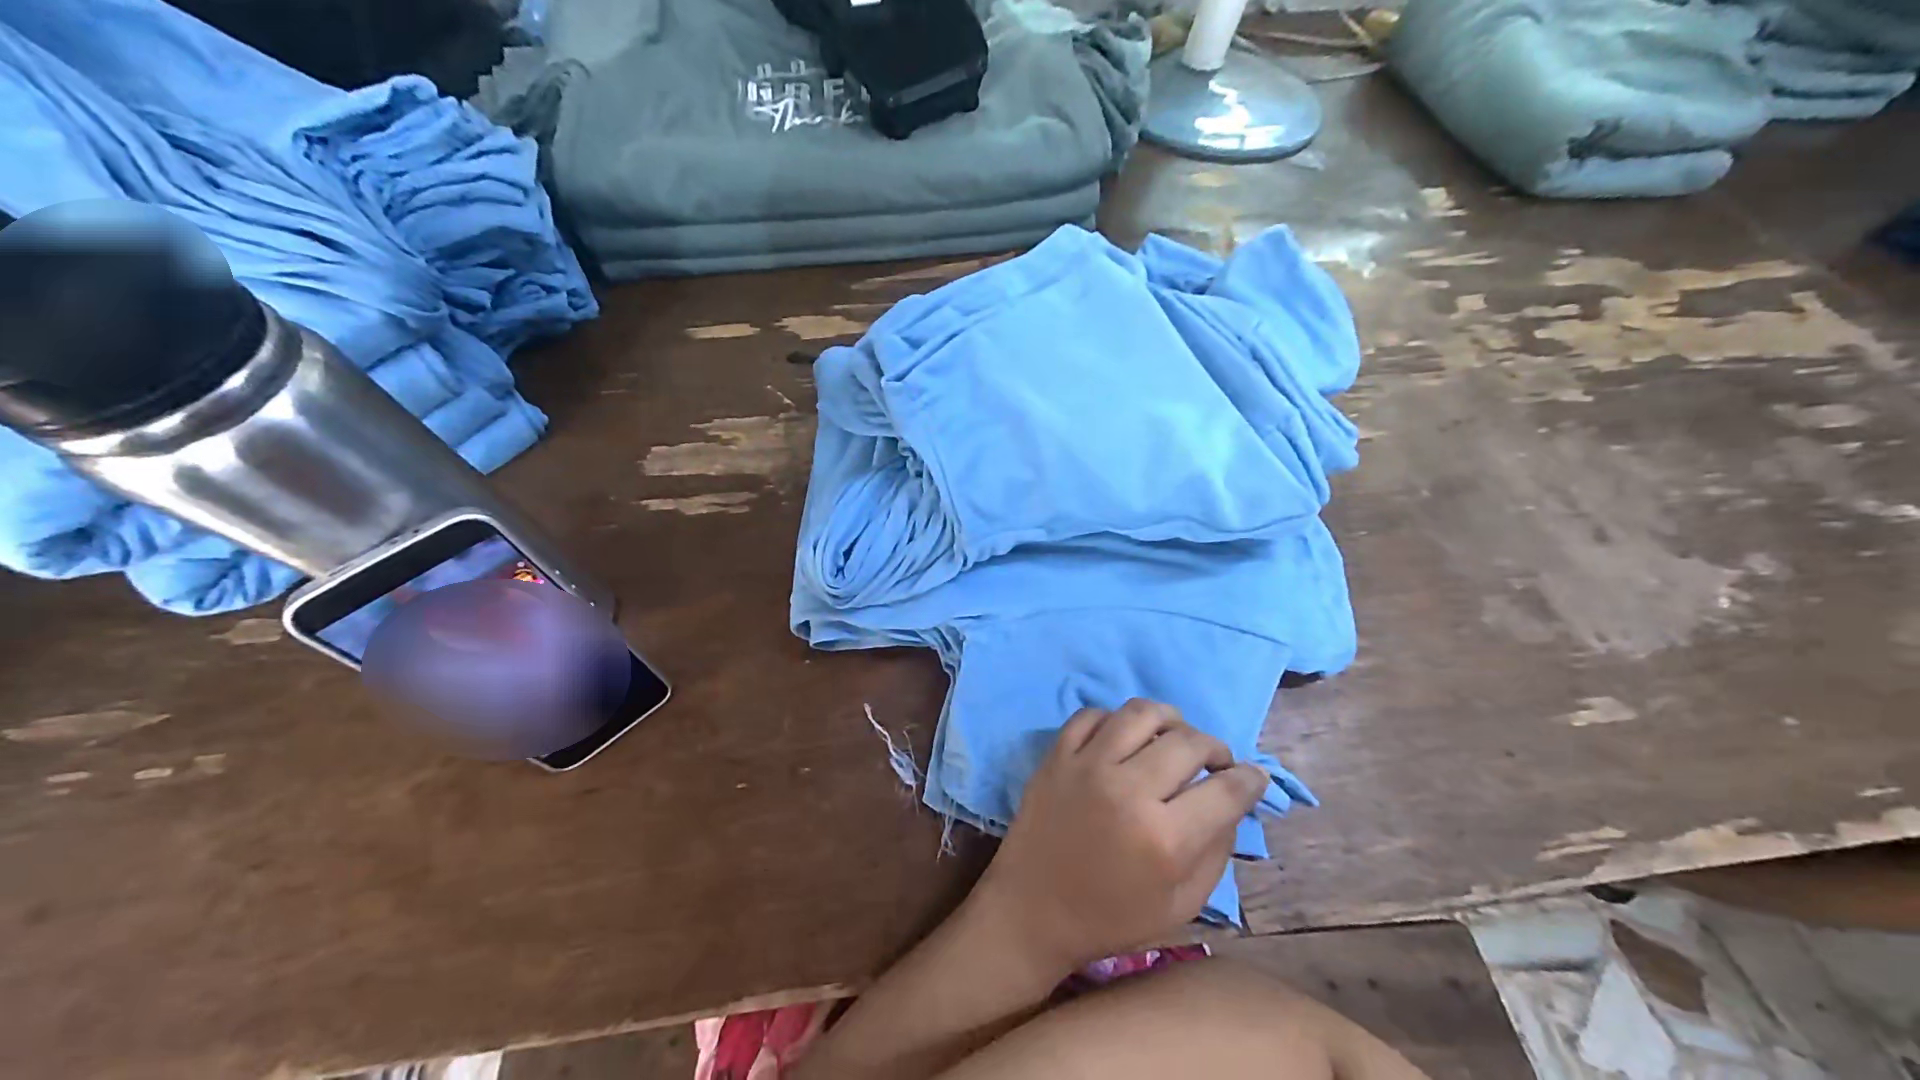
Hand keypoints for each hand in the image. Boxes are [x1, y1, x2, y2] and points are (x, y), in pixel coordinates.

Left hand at [966, 699, 1268, 973]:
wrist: (1030, 910)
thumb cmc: (1109, 918)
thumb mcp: (1180, 905)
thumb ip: (1216, 852)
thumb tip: (1233, 802)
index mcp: (1164, 838)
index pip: (1227, 789)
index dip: (1251, 780)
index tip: (1253, 777)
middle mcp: (1127, 790)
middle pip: (1189, 741)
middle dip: (1216, 748)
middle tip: (1215, 763)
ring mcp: (1087, 766)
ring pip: (1141, 712)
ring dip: (1170, 720)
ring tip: (1174, 738)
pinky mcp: (1056, 756)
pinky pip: (1093, 714)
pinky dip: (1116, 720)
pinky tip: (1125, 740)